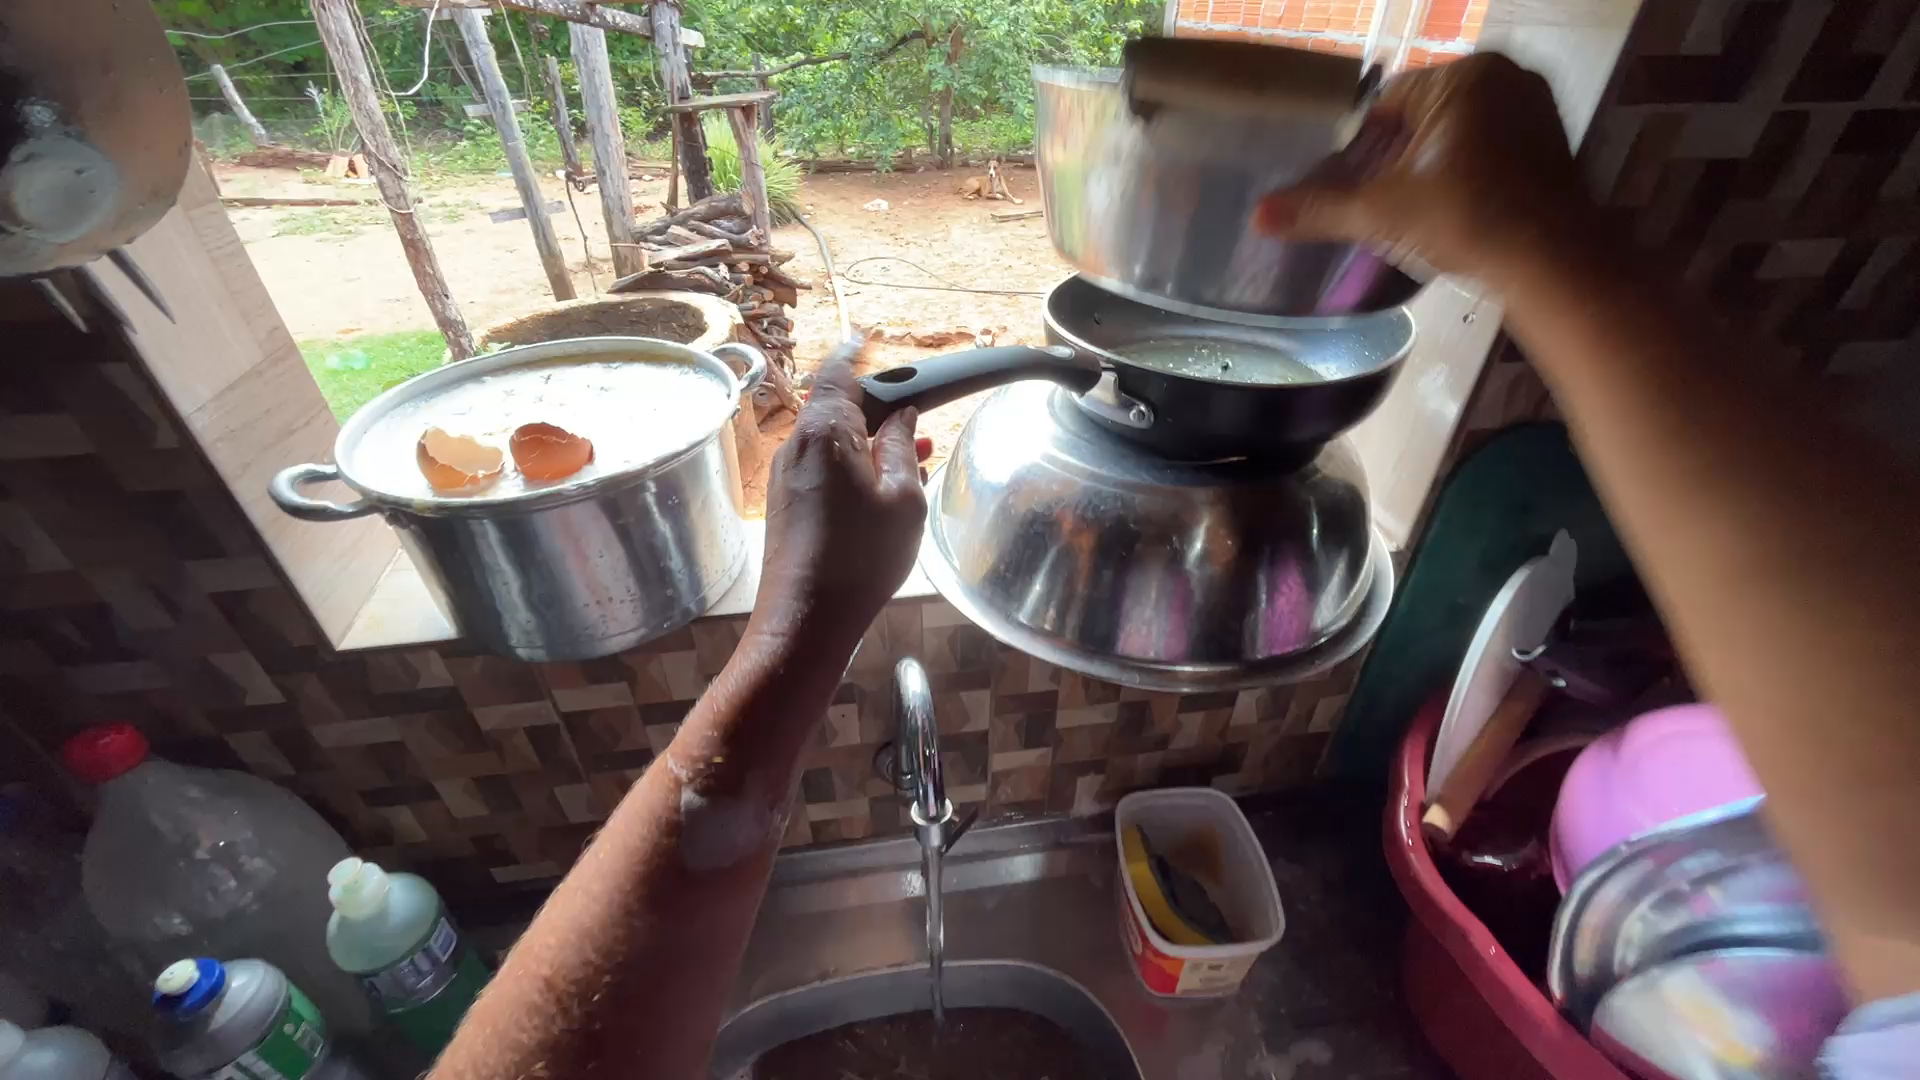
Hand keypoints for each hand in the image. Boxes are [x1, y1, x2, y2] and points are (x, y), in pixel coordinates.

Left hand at [747, 341, 925, 658]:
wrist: (807, 619)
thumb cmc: (862, 557)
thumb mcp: (903, 497)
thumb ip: (901, 446)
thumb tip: (901, 416)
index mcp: (825, 432)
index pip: (839, 373)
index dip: (856, 353)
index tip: (865, 338)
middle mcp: (797, 445)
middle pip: (835, 407)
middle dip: (876, 409)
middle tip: (915, 419)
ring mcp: (786, 476)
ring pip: (831, 441)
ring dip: (869, 442)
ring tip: (912, 459)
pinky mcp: (786, 503)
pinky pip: (822, 468)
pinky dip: (853, 467)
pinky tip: (882, 492)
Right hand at [1254, 53, 1599, 287]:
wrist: (1549, 260)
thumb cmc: (1464, 220)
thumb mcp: (1379, 214)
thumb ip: (1317, 210)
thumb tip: (1257, 215)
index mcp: (1464, 77)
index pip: (1384, 104)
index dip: (1355, 148)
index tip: (1345, 187)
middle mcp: (1505, 77)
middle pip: (1415, 119)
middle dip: (1388, 160)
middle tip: (1370, 205)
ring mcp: (1532, 108)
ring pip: (1448, 135)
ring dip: (1419, 170)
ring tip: (1402, 213)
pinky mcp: (1545, 142)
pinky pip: (1480, 149)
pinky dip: (1454, 176)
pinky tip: (1444, 213)